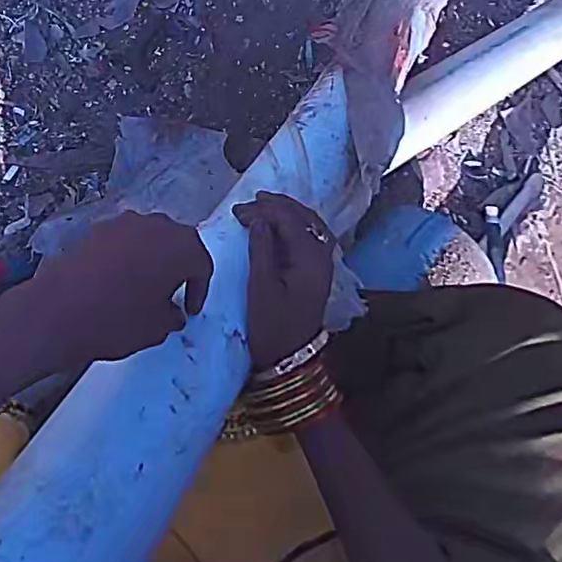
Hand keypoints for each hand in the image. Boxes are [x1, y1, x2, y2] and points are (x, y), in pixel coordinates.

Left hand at [24, 211, 212, 366]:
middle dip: (177, 268)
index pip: (201, 263)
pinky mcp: (97, 229)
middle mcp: (156, 225)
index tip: (190, 309)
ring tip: (142, 288)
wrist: (56, 311)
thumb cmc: (116, 319)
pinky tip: (116, 281)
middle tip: (171, 295)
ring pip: (149, 238)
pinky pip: (123, 241)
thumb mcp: (157, 328)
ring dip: (151, 259)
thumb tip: (172, 312)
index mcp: (180, 245)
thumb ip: (173, 315)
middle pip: (177, 243)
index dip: (199, 289)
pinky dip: (126, 257)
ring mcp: (124, 222)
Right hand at [238, 192, 334, 369]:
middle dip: (277, 205)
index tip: (237, 212)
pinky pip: (310, 235)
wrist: (290, 360)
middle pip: (304, 217)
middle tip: (252, 200)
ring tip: (264, 204)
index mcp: (310, 258)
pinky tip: (280, 223)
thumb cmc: (272, 326)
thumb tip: (258, 220)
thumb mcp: (261, 289)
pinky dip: (295, 223)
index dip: (263, 210)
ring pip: (310, 224)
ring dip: (288, 211)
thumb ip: (261, 250)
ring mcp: (323, 263)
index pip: (289, 220)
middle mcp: (322, 256)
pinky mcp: (318, 271)